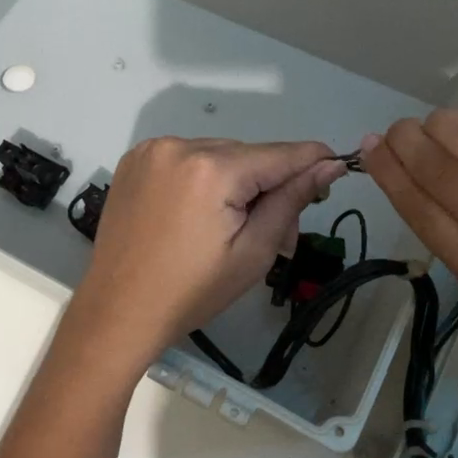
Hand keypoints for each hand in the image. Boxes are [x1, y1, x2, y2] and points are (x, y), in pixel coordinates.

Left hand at [67, 138, 346, 367]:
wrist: (119, 311)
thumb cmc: (191, 292)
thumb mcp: (253, 252)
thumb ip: (290, 201)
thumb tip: (327, 165)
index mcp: (211, 170)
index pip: (278, 155)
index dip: (311, 160)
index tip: (338, 165)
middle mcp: (179, 146)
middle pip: (247, 156)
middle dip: (268, 186)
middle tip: (279, 235)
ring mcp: (152, 151)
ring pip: (217, 155)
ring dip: (235, 182)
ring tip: (234, 228)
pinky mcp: (134, 162)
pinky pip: (186, 159)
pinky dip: (202, 178)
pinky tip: (199, 215)